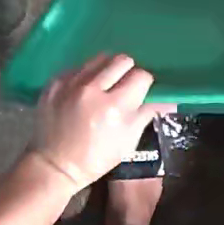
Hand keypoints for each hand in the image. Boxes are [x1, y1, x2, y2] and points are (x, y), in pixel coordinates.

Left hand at [29, 54, 174, 193]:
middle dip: (127, 71)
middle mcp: (92, 89)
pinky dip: (86, 76)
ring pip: (99, 59)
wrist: (54, 165)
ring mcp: (70, 84)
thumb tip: (169, 101)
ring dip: (107, 70)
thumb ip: (147, 114)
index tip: (140, 91)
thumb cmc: (96, 158)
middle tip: (123, 86)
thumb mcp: (127, 141)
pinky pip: (78, 67)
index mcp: (114, 106)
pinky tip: (84, 91)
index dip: (144, 83)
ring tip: (103, 86)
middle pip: (121, 60)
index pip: (141, 76)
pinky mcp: (54, 83)